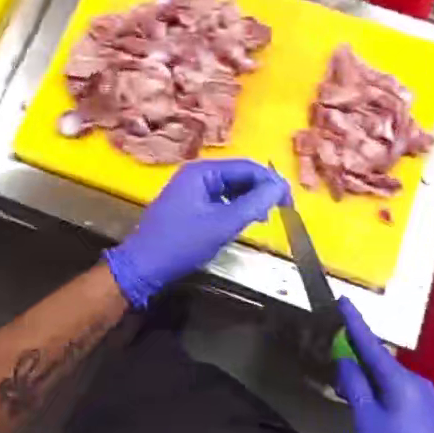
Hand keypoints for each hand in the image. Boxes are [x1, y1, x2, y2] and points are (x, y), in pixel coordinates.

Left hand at [103, 159, 289, 307]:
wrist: (143, 265)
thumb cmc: (181, 243)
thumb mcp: (221, 225)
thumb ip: (253, 204)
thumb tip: (280, 187)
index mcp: (202, 171)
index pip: (246, 167)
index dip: (270, 181)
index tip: (289, 200)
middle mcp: (196, 174)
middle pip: (238, 175)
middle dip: (260, 190)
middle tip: (281, 210)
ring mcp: (190, 190)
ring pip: (230, 188)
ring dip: (248, 200)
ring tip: (263, 218)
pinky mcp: (188, 206)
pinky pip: (219, 200)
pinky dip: (234, 208)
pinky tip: (243, 222)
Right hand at [335, 299, 433, 432]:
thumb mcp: (367, 421)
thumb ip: (355, 387)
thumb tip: (346, 360)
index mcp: (400, 380)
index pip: (371, 345)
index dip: (355, 323)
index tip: (343, 300)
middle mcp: (416, 382)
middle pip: (379, 362)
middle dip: (355, 361)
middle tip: (333, 370)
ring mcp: (426, 398)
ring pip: (388, 379)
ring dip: (366, 381)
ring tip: (347, 395)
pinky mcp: (429, 414)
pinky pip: (397, 392)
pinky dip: (379, 393)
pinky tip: (369, 409)